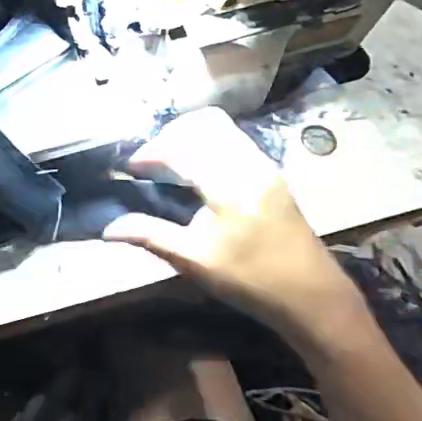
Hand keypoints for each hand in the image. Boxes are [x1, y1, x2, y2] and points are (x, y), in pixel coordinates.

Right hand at [102, 109, 372, 350]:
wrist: (312, 296)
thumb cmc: (251, 281)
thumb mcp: (195, 262)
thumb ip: (151, 236)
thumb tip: (108, 229)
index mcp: (229, 186)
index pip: (183, 148)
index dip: (151, 152)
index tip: (131, 168)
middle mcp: (249, 165)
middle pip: (204, 124)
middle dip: (171, 134)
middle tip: (150, 159)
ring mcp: (265, 166)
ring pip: (223, 128)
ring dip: (192, 136)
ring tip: (171, 161)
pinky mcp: (272, 173)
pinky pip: (235, 140)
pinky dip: (210, 143)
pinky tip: (198, 170)